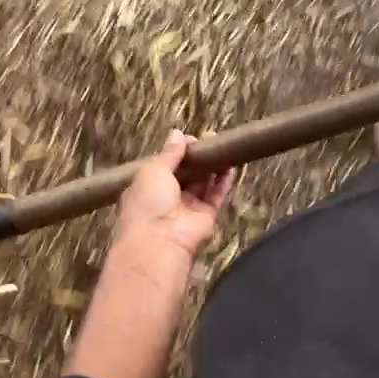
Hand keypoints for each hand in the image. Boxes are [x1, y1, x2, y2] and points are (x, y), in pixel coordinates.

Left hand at [113, 130, 236, 258]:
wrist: (159, 243)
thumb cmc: (148, 202)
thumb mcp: (153, 170)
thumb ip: (169, 153)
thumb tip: (178, 134)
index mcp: (147, 188)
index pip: (163, 167)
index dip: (176, 152)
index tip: (189, 140)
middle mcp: (166, 198)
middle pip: (185, 174)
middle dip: (196, 158)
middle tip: (210, 139)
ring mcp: (187, 208)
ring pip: (202, 183)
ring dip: (212, 166)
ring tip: (222, 147)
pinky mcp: (206, 216)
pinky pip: (216, 194)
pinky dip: (224, 180)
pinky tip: (231, 164)